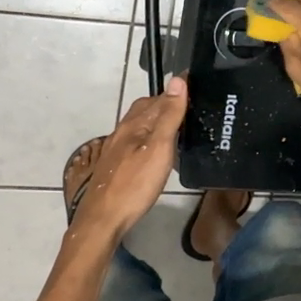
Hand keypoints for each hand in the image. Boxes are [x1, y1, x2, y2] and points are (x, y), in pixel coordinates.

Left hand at [71, 75, 187, 240]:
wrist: (103, 221)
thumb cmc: (134, 184)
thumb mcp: (158, 148)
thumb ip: (169, 115)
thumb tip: (178, 80)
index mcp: (134, 124)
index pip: (158, 97)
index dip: (177, 91)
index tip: (198, 87)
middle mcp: (122, 132)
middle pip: (145, 110)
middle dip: (166, 104)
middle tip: (190, 109)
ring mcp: (116, 150)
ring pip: (139, 127)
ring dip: (157, 122)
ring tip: (178, 129)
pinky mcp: (115, 166)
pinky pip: (136, 142)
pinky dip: (150, 139)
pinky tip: (157, 153)